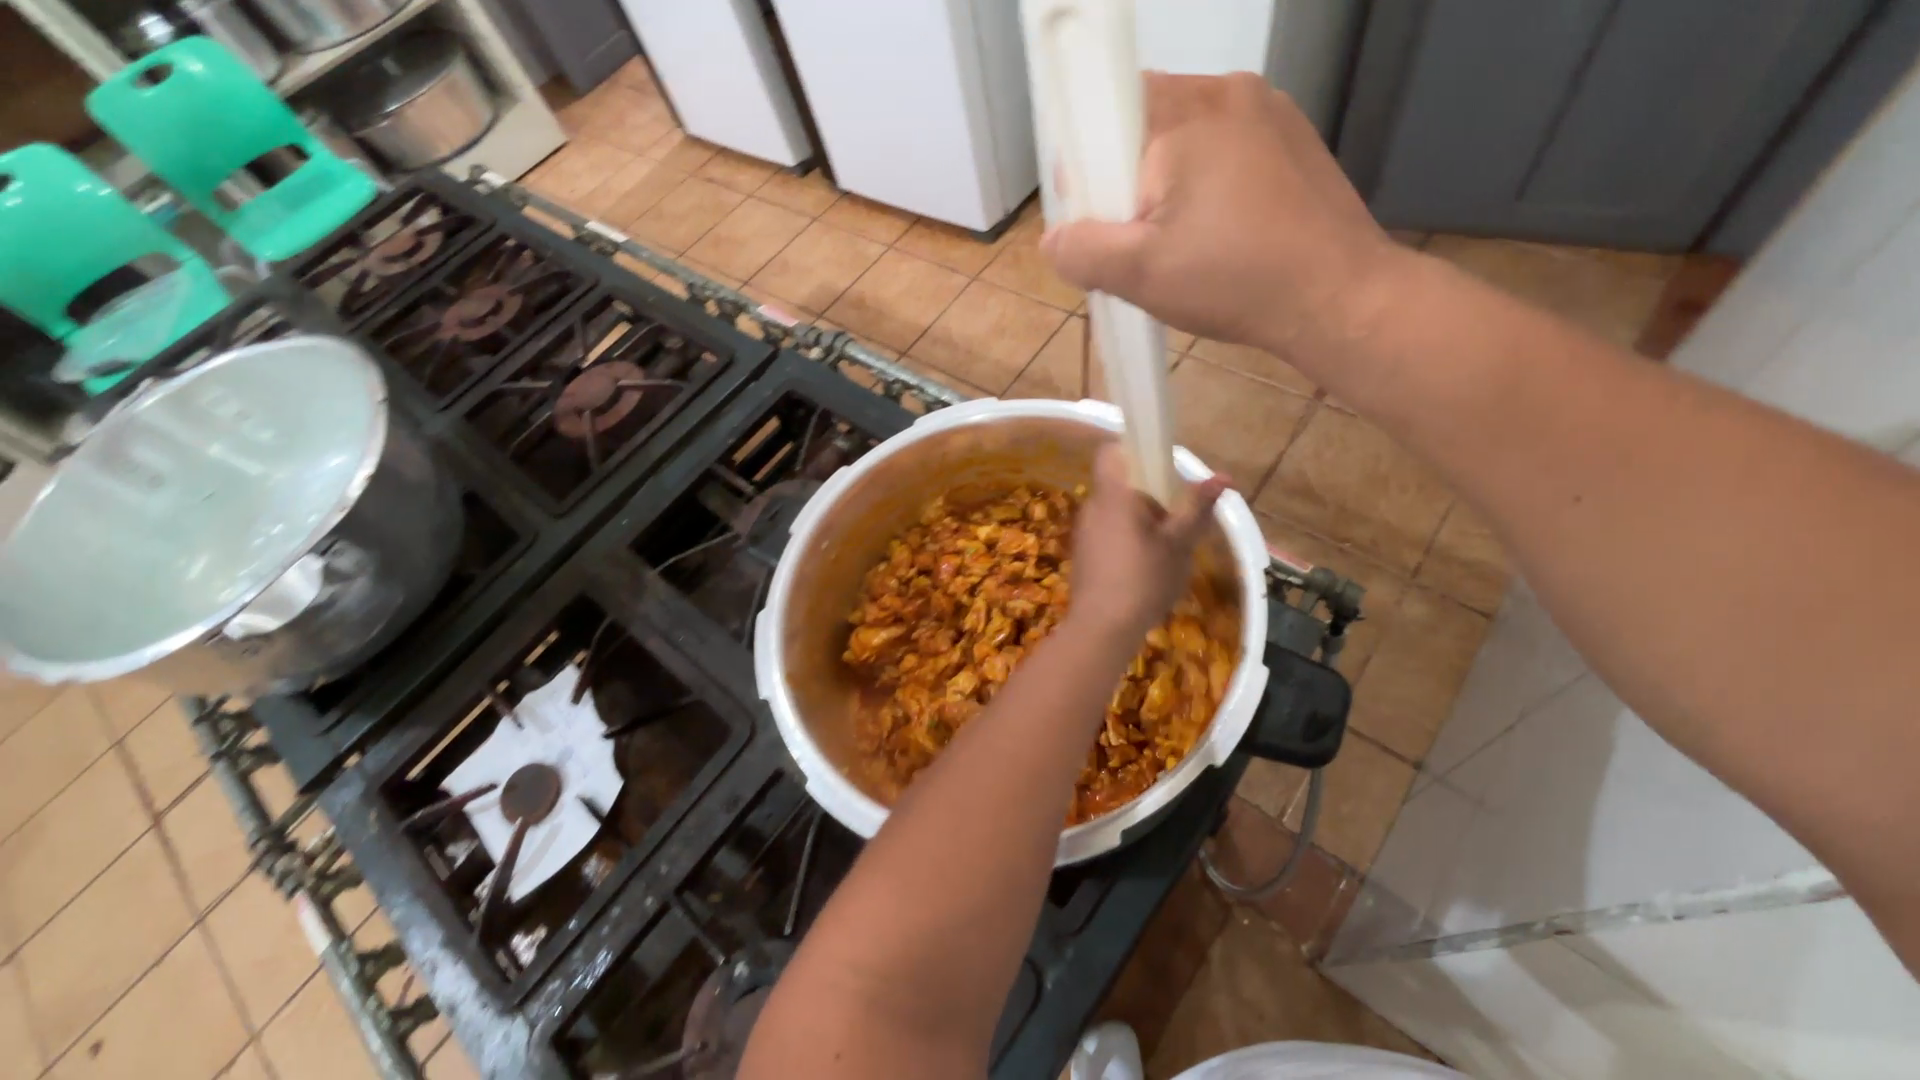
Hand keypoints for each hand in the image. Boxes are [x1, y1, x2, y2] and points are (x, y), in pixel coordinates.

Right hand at [1042, 73, 1401, 373]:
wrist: (1341, 300)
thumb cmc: (1237, 281)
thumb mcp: (1141, 275)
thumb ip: (1081, 251)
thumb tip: (1052, 240)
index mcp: (1187, 109)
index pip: (1108, 103)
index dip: (1088, 157)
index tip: (1095, 211)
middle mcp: (1231, 91)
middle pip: (1148, 120)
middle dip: (1130, 176)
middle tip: (1139, 238)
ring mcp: (1272, 112)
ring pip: (1189, 137)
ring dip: (1172, 183)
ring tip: (1185, 243)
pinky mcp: (1296, 140)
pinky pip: (1229, 149)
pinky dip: (1212, 185)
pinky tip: (1223, 234)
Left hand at [1069, 443, 1229, 640]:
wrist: (1101, 629)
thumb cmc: (1144, 579)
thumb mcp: (1179, 543)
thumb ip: (1197, 508)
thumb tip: (1223, 477)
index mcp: (1113, 496)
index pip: (1111, 452)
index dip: (1133, 450)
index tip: (1160, 466)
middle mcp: (1092, 508)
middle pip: (1117, 484)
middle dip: (1146, 492)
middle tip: (1175, 512)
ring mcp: (1084, 533)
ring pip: (1113, 512)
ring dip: (1139, 519)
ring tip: (1166, 544)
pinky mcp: (1083, 556)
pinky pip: (1107, 534)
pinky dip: (1126, 539)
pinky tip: (1146, 566)